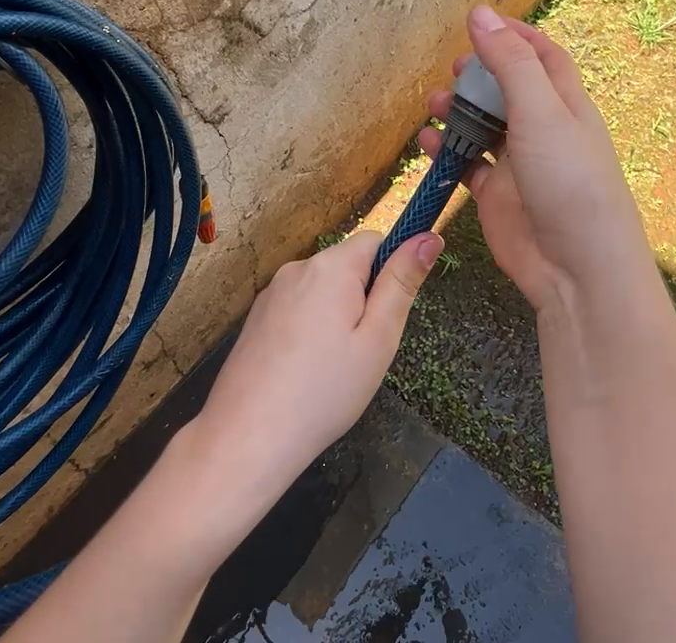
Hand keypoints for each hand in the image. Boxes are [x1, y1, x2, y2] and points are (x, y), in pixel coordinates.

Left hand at [186, 231, 439, 514]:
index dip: (391, 272)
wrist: (247, 439)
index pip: (375, 240)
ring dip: (338, 316)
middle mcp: (297, 269)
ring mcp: (271, 294)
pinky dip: (311, 330)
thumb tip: (429, 236)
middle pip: (348, 267)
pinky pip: (299, 310)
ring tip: (334, 368)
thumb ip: (402, 283)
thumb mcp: (378, 338)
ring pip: (323, 291)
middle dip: (365, 299)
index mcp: (330, 267)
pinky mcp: (255, 320)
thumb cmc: (325, 391)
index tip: (388, 317)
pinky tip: (306, 372)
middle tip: (364, 351)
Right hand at [417, 6, 658, 324]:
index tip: (480, 21)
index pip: (543, 57)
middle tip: (453, 69)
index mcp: (566, 105)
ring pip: (484, 127)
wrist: (577, 267)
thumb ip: (509, 63)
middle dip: (480, 74)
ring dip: (459, 112)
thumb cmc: (568, 180)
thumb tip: (480, 13)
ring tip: (433, 104)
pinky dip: (447, 151)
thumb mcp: (541, 112)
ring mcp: (519, 165)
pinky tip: (428, 143)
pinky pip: (467, 165)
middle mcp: (544, 130)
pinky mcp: (497, 197)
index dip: (516, 35)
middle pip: (509, 89)